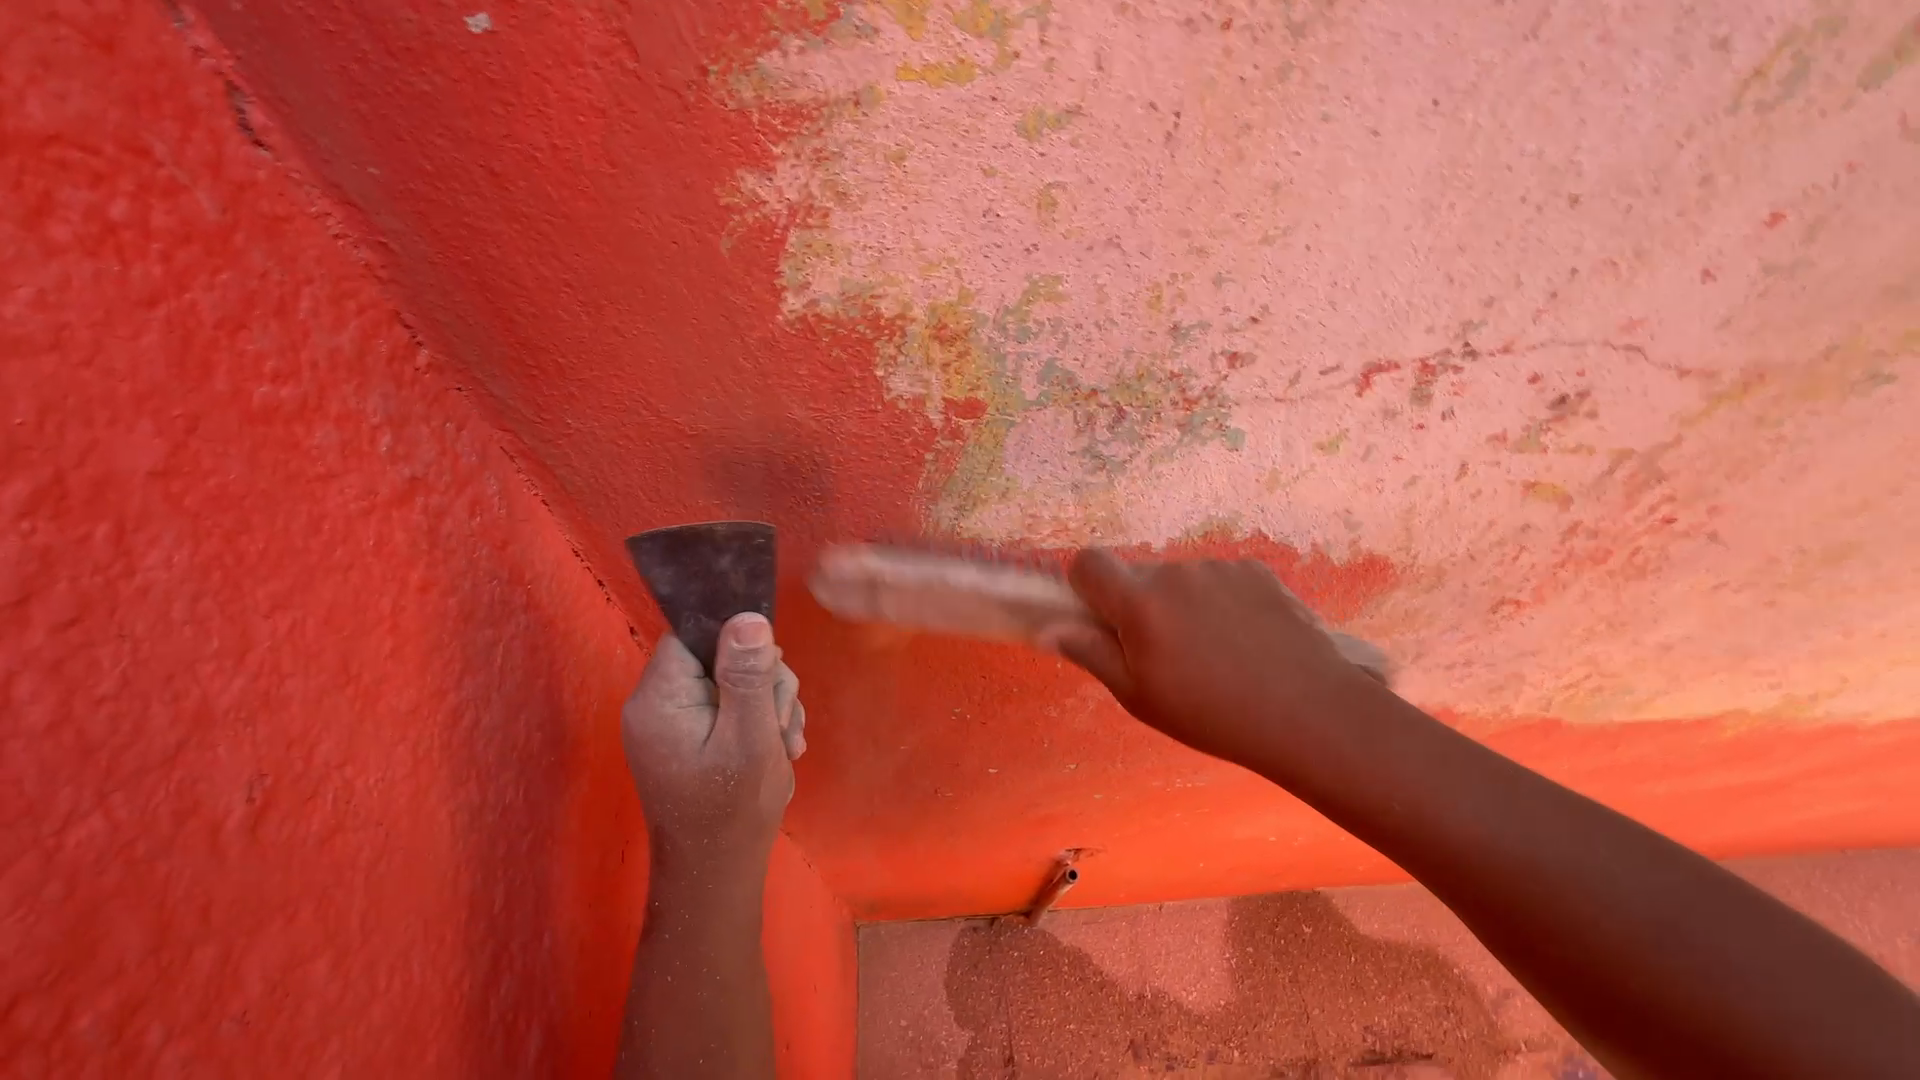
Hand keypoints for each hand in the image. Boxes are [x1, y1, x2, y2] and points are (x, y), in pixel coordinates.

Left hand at [621, 613, 804, 866]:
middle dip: (763, 682)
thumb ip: (748, 676)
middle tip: (780, 723)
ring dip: (770, 705)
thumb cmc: (732, 809)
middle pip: (720, 655)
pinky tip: (778, 749)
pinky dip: (760, 722)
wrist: (718, 875)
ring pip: (735, 680)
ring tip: (783, 744)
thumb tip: (749, 617)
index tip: (769, 668)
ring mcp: (675, 722)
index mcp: (659, 698)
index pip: (693, 634)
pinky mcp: (693, 737)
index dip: (736, 641)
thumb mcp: (749, 737)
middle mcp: (658, 704)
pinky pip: (732, 706)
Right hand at [1042, 550, 1374, 769]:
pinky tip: (1246, 640)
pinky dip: (1220, 601)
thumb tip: (1049, 629)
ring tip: (1216, 653)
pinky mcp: (1256, 570)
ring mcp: (1220, 567)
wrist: (1310, 713)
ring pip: (1180, 579)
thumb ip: (1091, 653)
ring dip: (1183, 604)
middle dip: (1140, 605)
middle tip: (1167, 654)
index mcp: (1140, 601)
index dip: (1085, 585)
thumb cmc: (1212, 714)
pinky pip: (1219, 579)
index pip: (1088, 562)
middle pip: (1138, 576)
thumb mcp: (1139, 696)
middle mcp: (1175, 572)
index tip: (1100, 618)